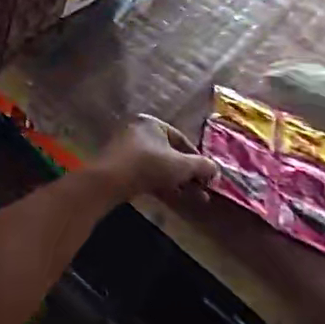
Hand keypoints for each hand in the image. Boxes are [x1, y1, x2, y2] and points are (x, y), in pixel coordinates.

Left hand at [90, 114, 217, 199]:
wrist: (109, 180)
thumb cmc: (149, 164)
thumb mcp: (183, 164)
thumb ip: (203, 165)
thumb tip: (214, 169)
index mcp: (149, 123)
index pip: (180, 139)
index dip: (198, 158)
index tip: (209, 175)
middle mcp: (135, 132)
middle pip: (170, 154)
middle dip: (190, 174)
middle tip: (205, 190)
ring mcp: (125, 150)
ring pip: (159, 167)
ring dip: (180, 183)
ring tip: (199, 199)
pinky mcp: (120, 167)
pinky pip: (146, 175)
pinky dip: (163, 185)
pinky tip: (177, 199)